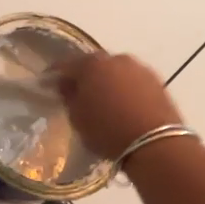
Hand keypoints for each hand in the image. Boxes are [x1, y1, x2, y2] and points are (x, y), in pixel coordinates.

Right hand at [56, 53, 181, 159]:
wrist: (156, 144)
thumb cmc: (107, 130)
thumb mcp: (77, 117)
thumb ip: (68, 96)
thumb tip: (65, 84)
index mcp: (92, 64)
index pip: (66, 65)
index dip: (54, 74)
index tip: (46, 83)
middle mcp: (116, 59)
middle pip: (93, 64)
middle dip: (84, 76)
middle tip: (76, 91)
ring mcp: (139, 69)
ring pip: (115, 71)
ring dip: (107, 81)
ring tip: (102, 99)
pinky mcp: (157, 82)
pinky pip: (132, 81)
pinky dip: (124, 89)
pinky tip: (122, 104)